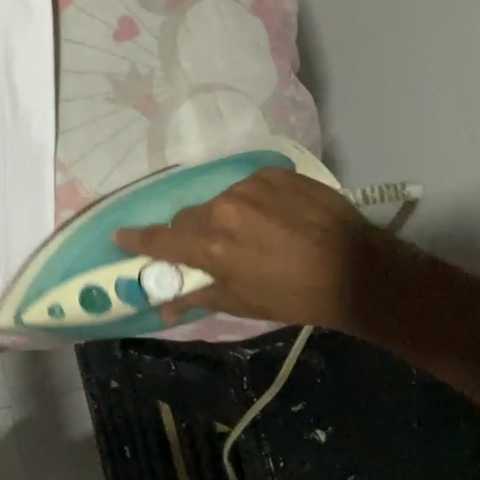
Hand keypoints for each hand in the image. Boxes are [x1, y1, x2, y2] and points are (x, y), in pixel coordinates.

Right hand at [112, 168, 387, 328]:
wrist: (358, 270)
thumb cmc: (297, 297)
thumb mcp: (243, 303)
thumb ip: (198, 296)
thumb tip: (163, 306)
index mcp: (212, 246)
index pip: (159, 239)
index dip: (137, 240)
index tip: (121, 237)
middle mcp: (223, 210)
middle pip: (187, 217)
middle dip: (190, 233)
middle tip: (208, 248)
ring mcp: (249, 187)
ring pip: (217, 200)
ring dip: (222, 216)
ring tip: (250, 232)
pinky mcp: (273, 173)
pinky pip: (246, 186)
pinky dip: (250, 201)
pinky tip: (272, 217)